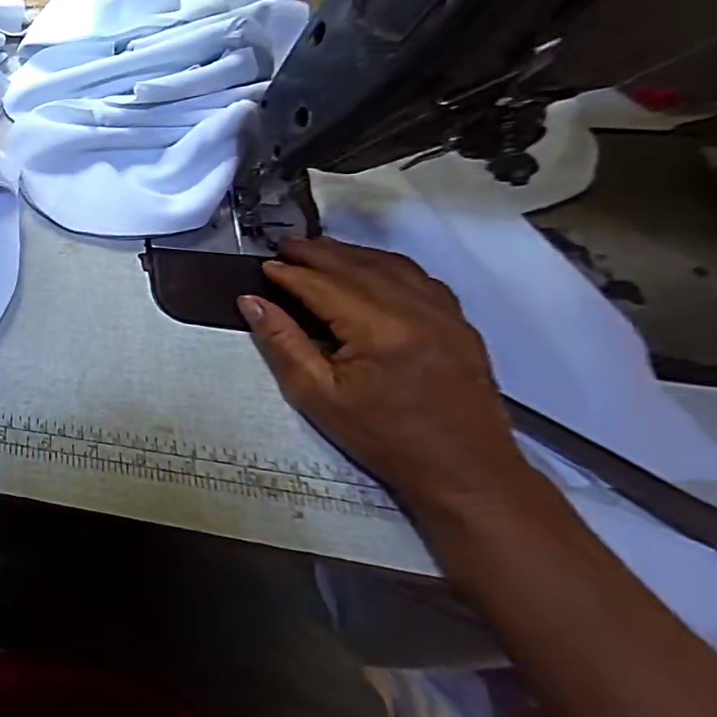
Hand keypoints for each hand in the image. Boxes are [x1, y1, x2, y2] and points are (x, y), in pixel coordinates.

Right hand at [239, 237, 543, 515]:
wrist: (465, 471)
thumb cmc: (383, 438)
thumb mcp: (317, 395)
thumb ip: (282, 342)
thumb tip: (251, 301)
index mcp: (380, 330)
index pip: (324, 285)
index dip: (290, 273)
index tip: (264, 265)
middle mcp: (417, 310)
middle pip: (357, 266)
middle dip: (317, 253)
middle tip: (284, 245)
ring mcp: (445, 313)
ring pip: (390, 265)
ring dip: (351, 253)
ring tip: (319, 249)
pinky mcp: (460, 322)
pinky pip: (419, 278)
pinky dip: (386, 265)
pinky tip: (369, 268)